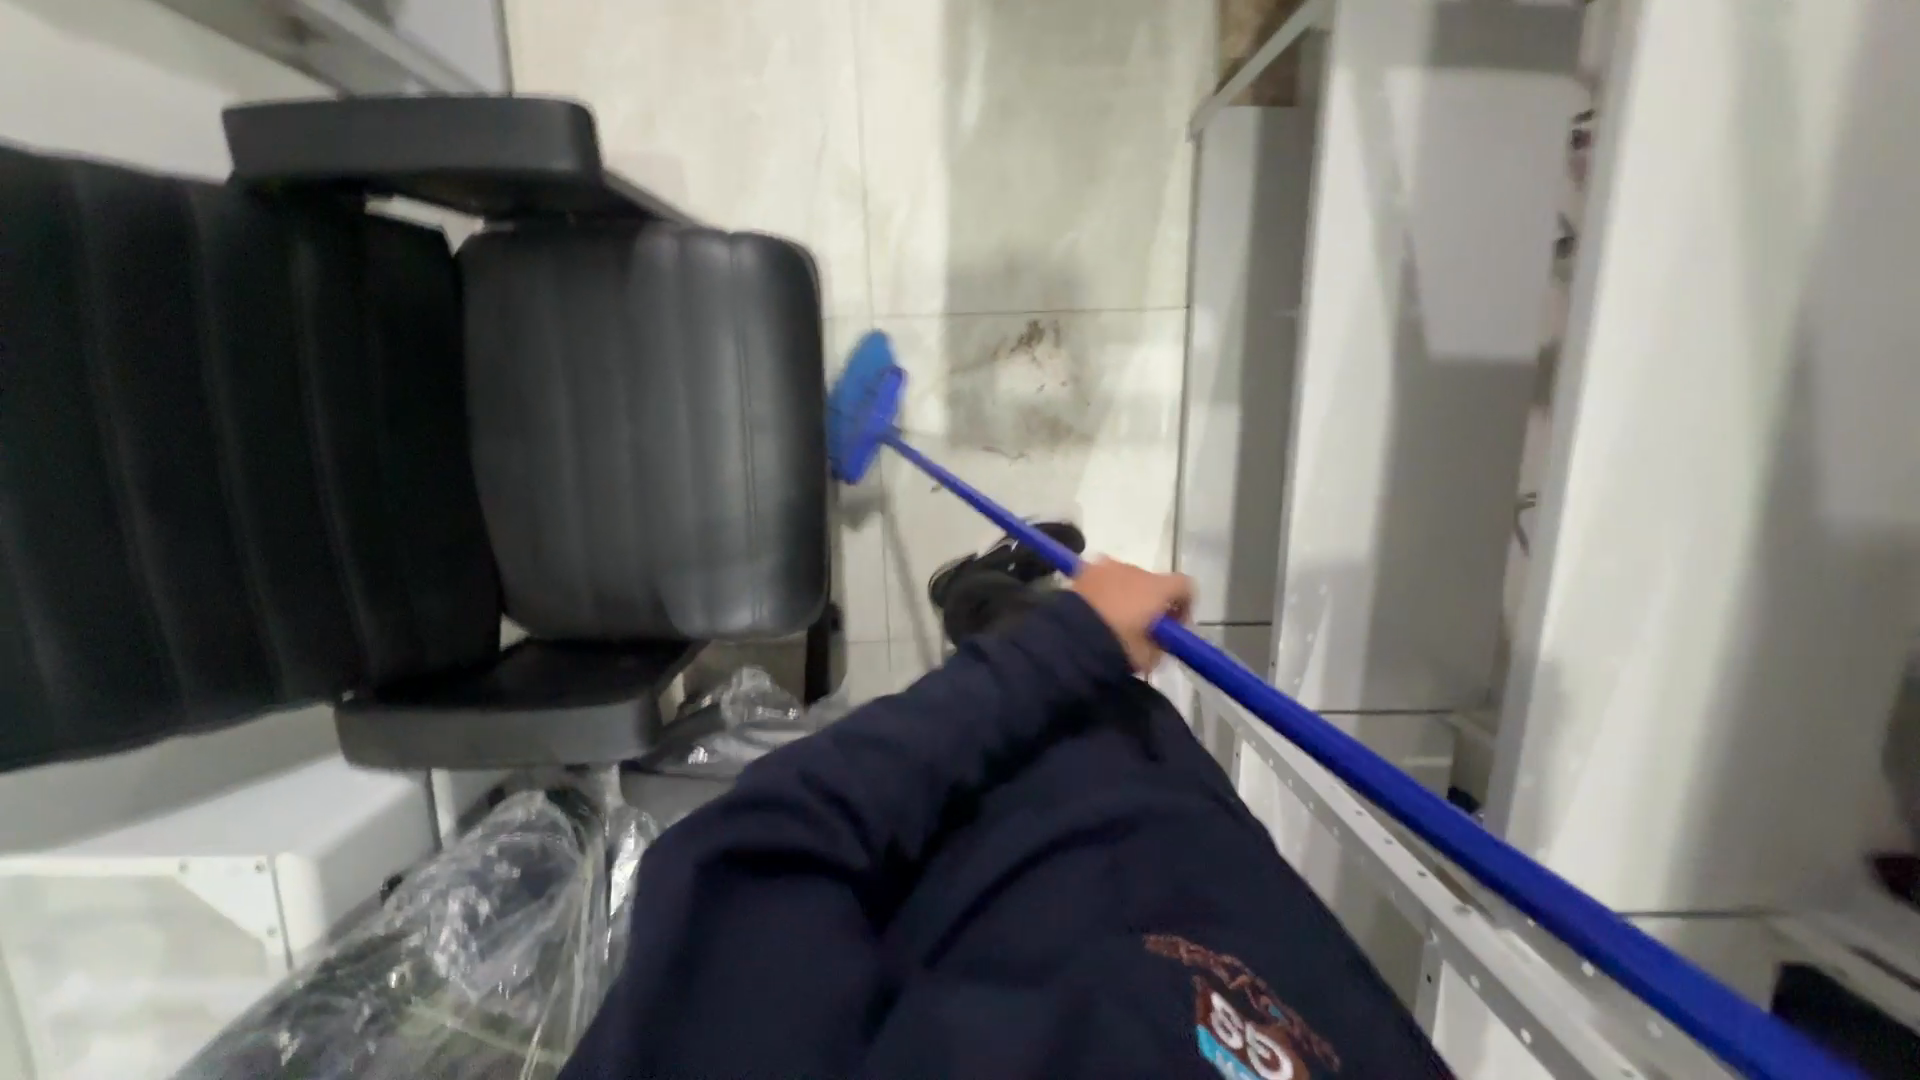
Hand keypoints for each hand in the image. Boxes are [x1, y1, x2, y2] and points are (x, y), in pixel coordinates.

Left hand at [1070, 558, 1193, 671]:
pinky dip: (1106, 589)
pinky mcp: (1086, 569)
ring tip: (1114, 618)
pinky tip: (1097, 608)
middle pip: (1154, 582)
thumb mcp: (1148, 657)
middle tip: (1142, 627)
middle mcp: (1136, 570)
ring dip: (1128, 594)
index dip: (1185, 605)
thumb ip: (1162, 645)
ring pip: (1127, 578)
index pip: (1186, 586)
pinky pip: (1104, 577)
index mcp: (1157, 588)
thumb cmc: (1116, 646)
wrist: (1069, 636)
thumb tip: (1160, 640)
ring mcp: (1108, 566)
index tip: (1175, 625)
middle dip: (1152, 602)